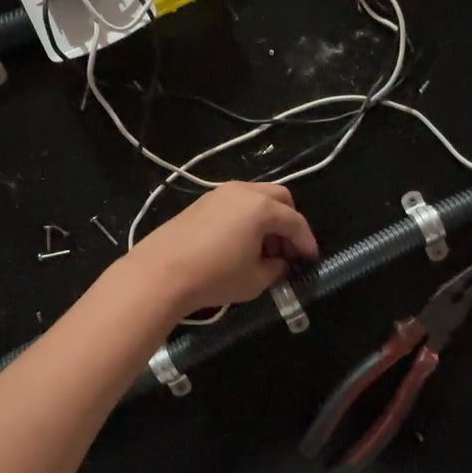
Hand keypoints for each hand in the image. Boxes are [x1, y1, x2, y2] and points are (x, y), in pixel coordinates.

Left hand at [125, 183, 319, 318]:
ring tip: (264, 250)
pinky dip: (248, 218)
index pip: (295, 221)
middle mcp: (243, 192)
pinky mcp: (201, 202)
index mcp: (261, 208)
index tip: (311, 259)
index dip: (306, 241)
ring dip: (268, 219)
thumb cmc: (215, 277)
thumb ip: (276, 268)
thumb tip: (280, 262)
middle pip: (279, 198)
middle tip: (289, 249)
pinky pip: (236, 204)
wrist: (161, 272)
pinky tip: (241, 244)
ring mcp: (219, 194)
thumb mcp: (255, 280)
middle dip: (289, 222)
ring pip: (256, 197)